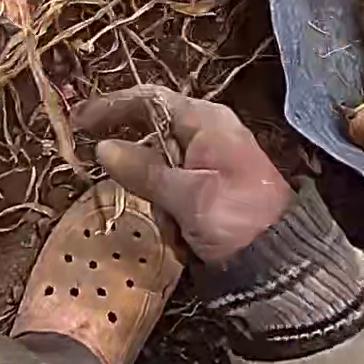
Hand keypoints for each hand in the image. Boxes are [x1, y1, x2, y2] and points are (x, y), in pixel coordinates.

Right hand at [71, 86, 293, 262]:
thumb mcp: (189, 196)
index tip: (79, 120)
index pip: (150, 99)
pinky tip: (183, 232)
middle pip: (151, 132)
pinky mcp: (207, 186)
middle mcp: (206, 132)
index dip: (112, 106)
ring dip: (156, 196)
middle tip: (120, 181)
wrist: (283, 264)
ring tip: (176, 225)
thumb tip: (103, 147)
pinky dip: (169, 209)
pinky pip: (171, 188)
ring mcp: (207, 160)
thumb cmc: (238, 219)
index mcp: (206, 120)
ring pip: (158, 166)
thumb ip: (144, 171)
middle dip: (139, 165)